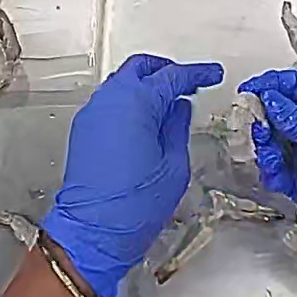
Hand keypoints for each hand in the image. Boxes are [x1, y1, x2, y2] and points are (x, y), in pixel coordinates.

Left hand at [41, 54, 223, 296]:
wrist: (92, 228)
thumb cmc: (136, 203)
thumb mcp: (173, 166)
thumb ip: (176, 127)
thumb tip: (180, 106)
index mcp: (136, 102)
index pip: (170, 76)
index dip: (195, 73)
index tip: (212, 74)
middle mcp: (110, 98)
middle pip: (139, 68)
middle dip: (165, 69)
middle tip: (188, 81)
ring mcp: (93, 110)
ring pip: (121, 81)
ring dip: (145, 83)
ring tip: (169, 99)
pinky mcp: (84, 125)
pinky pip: (109, 99)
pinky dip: (129, 98)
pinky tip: (144, 116)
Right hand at [240, 69, 296, 296]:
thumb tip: (269, 98)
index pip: (295, 87)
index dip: (270, 86)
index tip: (248, 92)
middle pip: (277, 113)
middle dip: (261, 116)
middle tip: (251, 124)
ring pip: (272, 142)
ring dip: (263, 144)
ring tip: (267, 153)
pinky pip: (275, 171)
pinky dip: (269, 170)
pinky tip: (276, 176)